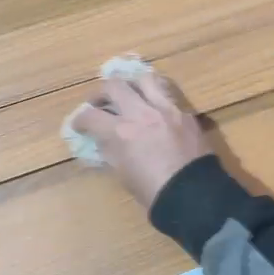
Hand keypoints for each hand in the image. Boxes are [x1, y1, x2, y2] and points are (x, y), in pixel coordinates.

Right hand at [68, 68, 210, 209]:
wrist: (194, 194)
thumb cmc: (153, 192)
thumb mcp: (123, 174)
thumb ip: (111, 151)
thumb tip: (103, 140)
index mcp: (122, 132)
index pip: (90, 116)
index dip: (79, 120)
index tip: (79, 125)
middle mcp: (142, 113)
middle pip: (114, 86)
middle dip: (100, 92)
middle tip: (98, 102)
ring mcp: (167, 109)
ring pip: (145, 79)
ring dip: (132, 84)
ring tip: (129, 93)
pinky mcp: (186, 114)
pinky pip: (168, 95)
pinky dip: (156, 97)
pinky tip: (154, 107)